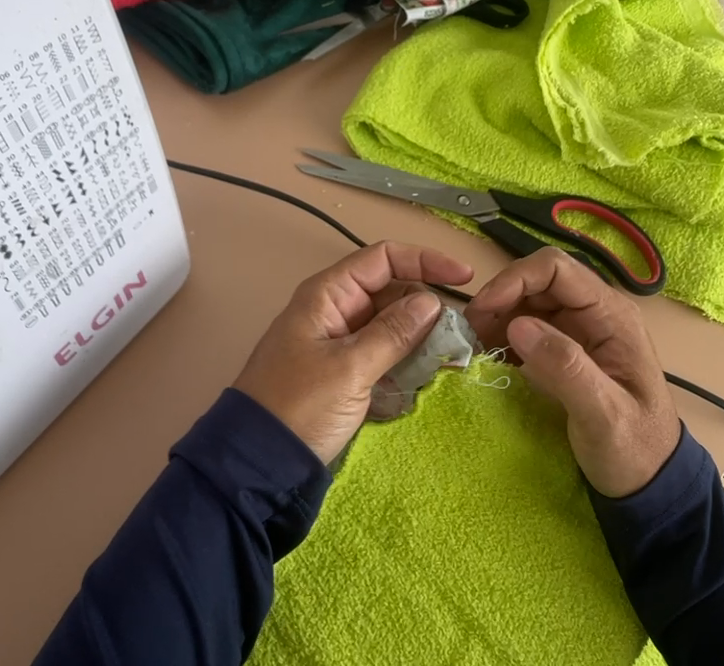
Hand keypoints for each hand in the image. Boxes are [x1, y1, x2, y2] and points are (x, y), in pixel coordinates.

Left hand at [235, 241, 473, 464]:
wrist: (259, 464)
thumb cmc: (298, 407)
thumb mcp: (350, 369)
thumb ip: (393, 333)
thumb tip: (431, 301)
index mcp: (328, 295)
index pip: (384, 259)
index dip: (425, 261)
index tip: (464, 276)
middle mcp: (336, 309)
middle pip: (392, 291)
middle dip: (427, 306)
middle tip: (460, 332)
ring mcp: (341, 341)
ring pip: (392, 324)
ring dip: (421, 336)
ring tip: (451, 355)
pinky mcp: (346, 370)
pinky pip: (385, 352)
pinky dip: (408, 359)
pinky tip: (430, 373)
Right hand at [465, 248, 679, 497]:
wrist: (651, 482)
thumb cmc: (635, 449)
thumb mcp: (604, 415)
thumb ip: (566, 368)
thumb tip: (518, 325)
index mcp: (611, 315)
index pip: (556, 269)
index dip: (514, 280)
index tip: (483, 310)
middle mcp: (595, 313)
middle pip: (537, 281)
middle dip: (500, 299)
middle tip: (470, 333)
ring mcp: (580, 330)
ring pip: (528, 301)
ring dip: (497, 317)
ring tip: (474, 347)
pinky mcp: (566, 349)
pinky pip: (528, 326)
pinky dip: (503, 335)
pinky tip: (488, 357)